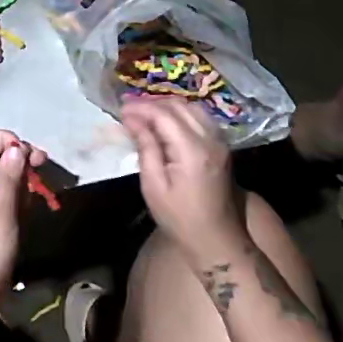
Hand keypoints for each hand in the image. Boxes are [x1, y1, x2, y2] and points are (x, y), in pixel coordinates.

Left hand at [0, 131, 47, 341]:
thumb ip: (8, 178)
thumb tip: (17, 147)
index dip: (6, 140)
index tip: (29, 154)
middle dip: (20, 156)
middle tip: (43, 165)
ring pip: (5, 178)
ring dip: (24, 176)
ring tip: (43, 184)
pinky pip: (9, 198)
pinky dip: (22, 196)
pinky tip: (35, 202)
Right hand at [122, 99, 248, 264]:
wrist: (215, 238)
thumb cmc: (179, 218)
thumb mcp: (154, 186)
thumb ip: (146, 148)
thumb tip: (133, 120)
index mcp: (193, 151)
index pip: (164, 115)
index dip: (141, 108)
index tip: (121, 110)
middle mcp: (210, 139)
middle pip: (179, 106)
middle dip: (152, 103)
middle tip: (129, 110)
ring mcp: (220, 141)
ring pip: (192, 107)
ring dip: (167, 106)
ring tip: (144, 113)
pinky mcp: (222, 146)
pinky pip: (201, 117)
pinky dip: (181, 113)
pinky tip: (165, 121)